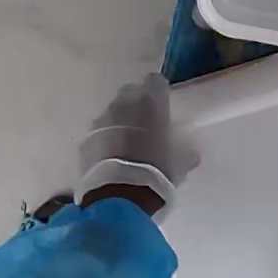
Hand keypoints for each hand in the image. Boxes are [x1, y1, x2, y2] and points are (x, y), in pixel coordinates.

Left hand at [78, 74, 198, 216]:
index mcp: (150, 104)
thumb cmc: (156, 173)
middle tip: (145, 124)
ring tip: (126, 144)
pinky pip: (98, 132)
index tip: (162, 106)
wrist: (120, 195)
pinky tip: (110, 156)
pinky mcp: (86, 139)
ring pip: (112, 112)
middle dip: (137, 103)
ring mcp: (101, 120)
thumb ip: (185, 154)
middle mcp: (123, 105)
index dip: (159, 92)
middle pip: (130, 92)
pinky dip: (104, 139)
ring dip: (119, 121)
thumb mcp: (179, 165)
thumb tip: (191, 155)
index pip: (155, 81)